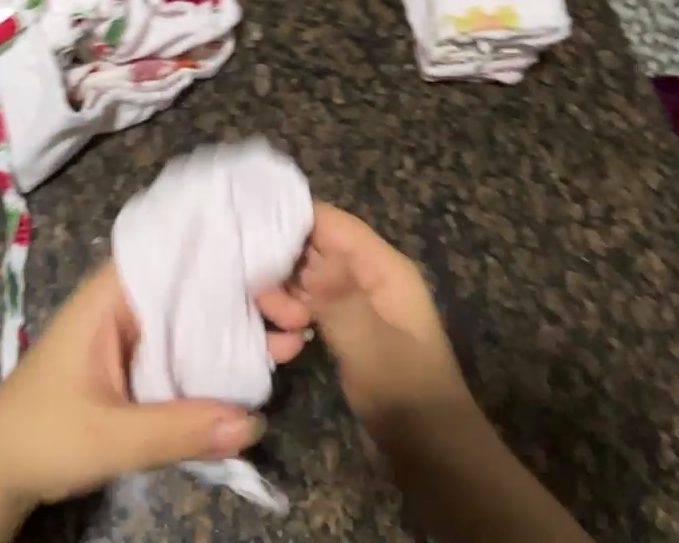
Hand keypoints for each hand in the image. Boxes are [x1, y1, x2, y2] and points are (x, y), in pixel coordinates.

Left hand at [0, 263, 270, 508]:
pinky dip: (226, 352)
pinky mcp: (145, 363)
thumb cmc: (39, 434)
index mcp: (113, 294)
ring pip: (200, 315)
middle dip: (247, 291)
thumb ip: (174, 431)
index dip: (224, 246)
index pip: (173, 249)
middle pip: (197, 282)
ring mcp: (139, 332)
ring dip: (243, 323)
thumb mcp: (106, 436)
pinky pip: (193, 347)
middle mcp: (131, 302)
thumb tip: (253, 422)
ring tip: (294, 335)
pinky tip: (265, 360)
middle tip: (296, 311)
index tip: (274, 253)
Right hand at [255, 203, 467, 423]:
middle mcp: (367, 277)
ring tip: (277, 330)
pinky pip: (307, 311)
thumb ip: (336, 297)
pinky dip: (289, 322)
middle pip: (312, 250)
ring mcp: (355, 306)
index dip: (288, 220)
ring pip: (305, 282)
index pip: (329, 222)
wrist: (432, 459)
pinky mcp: (344, 333)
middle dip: (281, 268)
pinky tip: (278, 345)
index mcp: (382, 268)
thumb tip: (299, 255)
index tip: (245, 233)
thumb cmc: (407, 396)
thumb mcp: (371, 346)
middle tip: (263, 302)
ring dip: (282, 300)